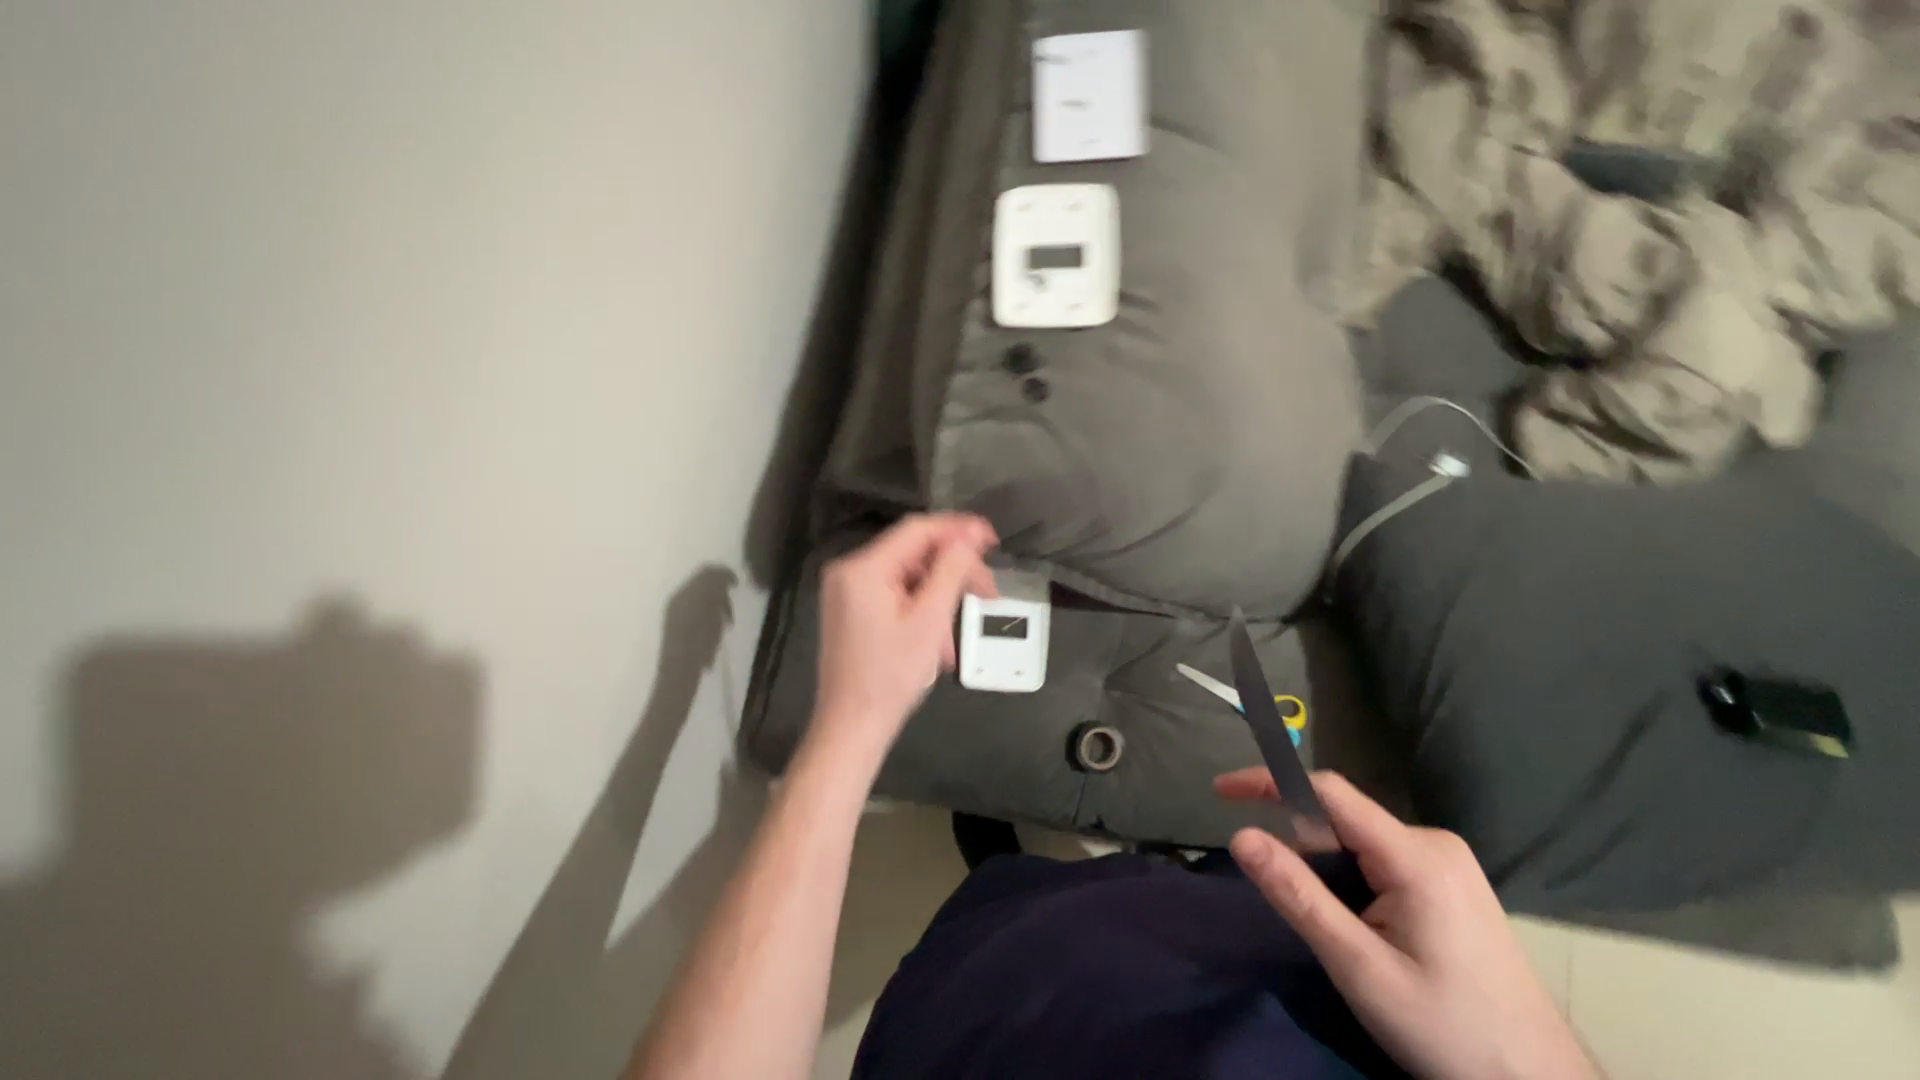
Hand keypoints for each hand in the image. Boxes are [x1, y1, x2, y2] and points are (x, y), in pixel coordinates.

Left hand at [807, 514, 997, 766]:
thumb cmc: (891, 676)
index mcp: (863, 568)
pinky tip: (939, 644)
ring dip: (940, 599)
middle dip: (953, 572)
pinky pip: (895, 598)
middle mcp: (849, 572)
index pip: (918, 530)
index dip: (959, 530)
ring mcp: (847, 593)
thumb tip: (968, 538)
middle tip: (989, 593)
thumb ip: (951, 571)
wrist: (851, 727)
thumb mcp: (929, 621)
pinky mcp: (851, 613)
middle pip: (913, 554)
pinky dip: (921, 613)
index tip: (993, 539)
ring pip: (908, 579)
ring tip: (957, 636)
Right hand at [1216, 769, 1600, 1079]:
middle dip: (1300, 847)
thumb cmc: (1446, 1028)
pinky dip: (1352, 883)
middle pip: (1342, 820)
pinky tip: (1360, 931)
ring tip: (1333, 934)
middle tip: (1284, 903)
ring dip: (1327, 872)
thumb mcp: (1359, 967)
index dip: (1270, 782)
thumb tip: (1239, 835)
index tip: (1220, 791)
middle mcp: (1434, 843)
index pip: (1328, 792)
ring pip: (1360, 844)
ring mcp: (1448, 864)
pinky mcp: (1452, 886)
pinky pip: (1382, 863)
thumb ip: (1298, 896)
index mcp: (1416, 855)